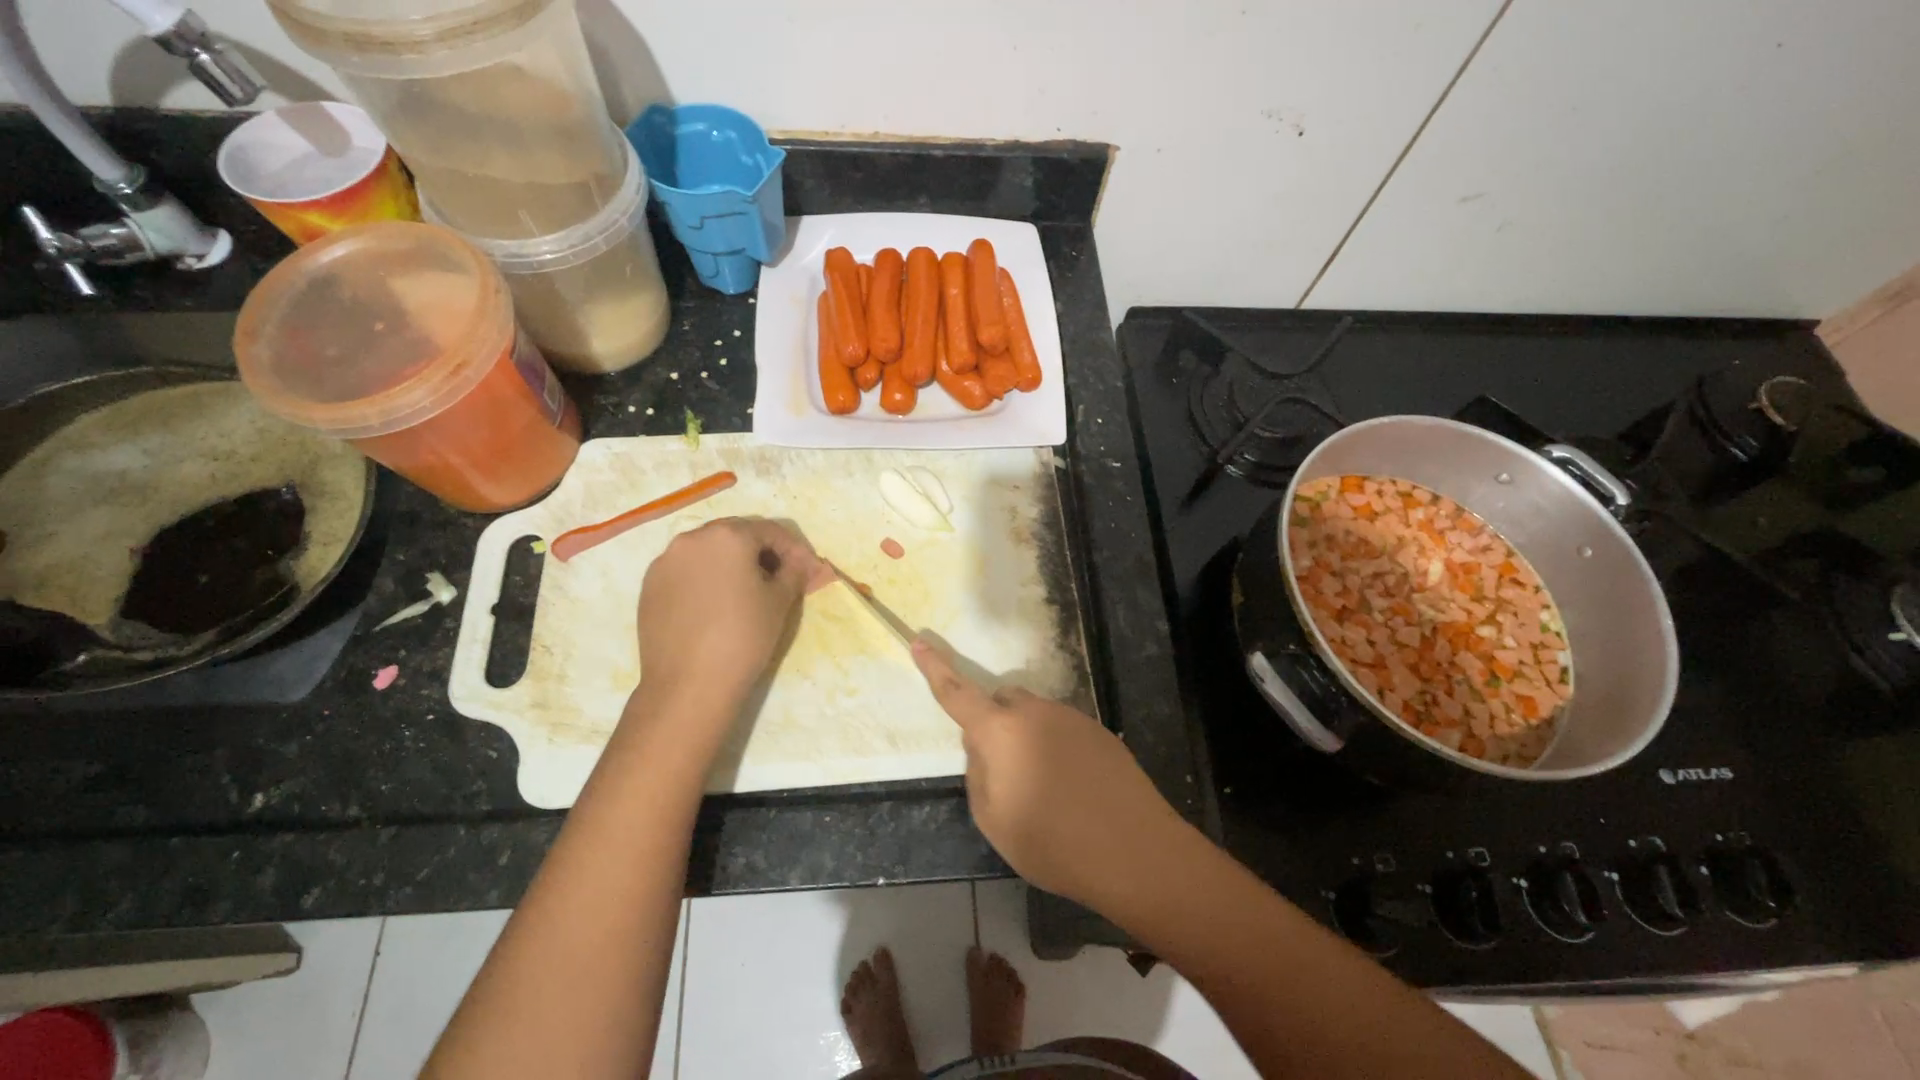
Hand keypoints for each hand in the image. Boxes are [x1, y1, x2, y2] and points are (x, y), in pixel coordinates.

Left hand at [633, 518, 817, 722]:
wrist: (689, 684)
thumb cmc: (743, 637)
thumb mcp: (780, 602)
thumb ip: (794, 572)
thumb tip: (802, 563)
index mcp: (727, 536)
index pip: (770, 531)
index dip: (793, 549)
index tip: (806, 570)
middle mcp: (691, 538)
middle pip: (735, 535)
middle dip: (759, 552)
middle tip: (777, 578)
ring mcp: (664, 562)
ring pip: (706, 552)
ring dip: (729, 563)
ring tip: (744, 592)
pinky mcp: (649, 586)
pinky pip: (684, 571)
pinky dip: (703, 579)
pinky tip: (714, 606)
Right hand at [912, 640, 1194, 909]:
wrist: (1136, 851)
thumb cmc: (1054, 843)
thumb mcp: (993, 820)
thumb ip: (977, 774)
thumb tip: (982, 747)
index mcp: (1001, 732)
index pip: (958, 693)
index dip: (935, 668)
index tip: (919, 640)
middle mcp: (1036, 713)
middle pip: (1002, 702)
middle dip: (993, 724)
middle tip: (1002, 773)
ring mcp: (1073, 718)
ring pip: (1034, 717)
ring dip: (1027, 740)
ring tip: (1045, 793)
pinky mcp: (1100, 733)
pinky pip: (1063, 731)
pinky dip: (1056, 750)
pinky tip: (1073, 791)